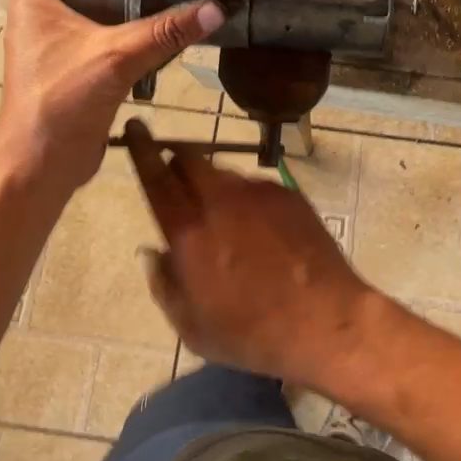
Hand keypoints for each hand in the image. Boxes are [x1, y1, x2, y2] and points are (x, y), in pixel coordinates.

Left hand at [0, 0, 223, 191]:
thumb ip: (165, 32)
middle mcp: (34, 20)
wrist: (37, 169)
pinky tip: (148, 40)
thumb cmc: (60, 103)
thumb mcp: (117, 58)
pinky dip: (114, 32)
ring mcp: (47, 49)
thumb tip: (214, 8)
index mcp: (31, 3)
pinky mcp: (63, 74)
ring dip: (106, 0)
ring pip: (74, 9)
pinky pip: (88, 40)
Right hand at [123, 119, 377, 385]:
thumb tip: (151, 251)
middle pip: (189, 158)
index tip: (134, 126)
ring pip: (223, 171)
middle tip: (176, 179)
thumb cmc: (252, 334)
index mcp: (189, 231)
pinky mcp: (288, 194)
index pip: (155, 176)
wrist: (326, 321)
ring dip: (211, 182)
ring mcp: (258, 191)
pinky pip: (255, 185)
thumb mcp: (192, 327)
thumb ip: (164, 283)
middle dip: (176, 160)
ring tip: (223, 218)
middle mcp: (221, 199)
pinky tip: (259, 229)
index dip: (141, 148)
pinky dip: (246, 197)